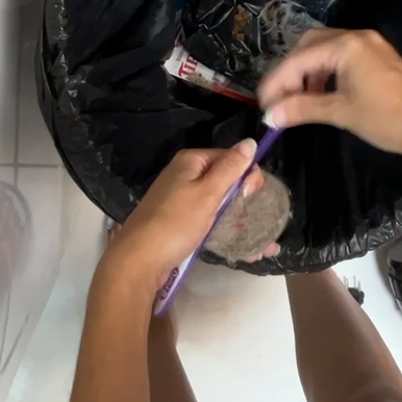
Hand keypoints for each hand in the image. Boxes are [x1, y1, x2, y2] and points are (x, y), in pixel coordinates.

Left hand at [99, 140, 269, 292]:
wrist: (138, 260)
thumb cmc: (175, 222)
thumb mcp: (207, 193)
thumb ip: (231, 168)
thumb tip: (250, 141)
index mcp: (191, 161)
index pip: (229, 157)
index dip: (247, 173)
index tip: (257, 196)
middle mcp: (185, 175)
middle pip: (225, 181)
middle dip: (247, 202)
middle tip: (262, 224)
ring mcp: (181, 200)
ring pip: (219, 205)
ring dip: (241, 222)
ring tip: (263, 247)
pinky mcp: (180, 223)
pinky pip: (209, 221)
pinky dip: (226, 232)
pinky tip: (244, 252)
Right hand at [257, 28, 401, 160]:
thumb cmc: (386, 119)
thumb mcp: (341, 112)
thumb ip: (302, 109)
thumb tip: (270, 116)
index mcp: (345, 45)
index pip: (299, 59)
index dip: (277, 81)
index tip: (263, 103)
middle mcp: (356, 36)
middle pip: (310, 44)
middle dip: (291, 71)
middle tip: (280, 97)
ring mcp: (370, 44)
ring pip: (325, 48)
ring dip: (308, 71)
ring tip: (300, 98)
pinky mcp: (378, 56)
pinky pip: (342, 55)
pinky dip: (326, 71)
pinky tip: (323, 92)